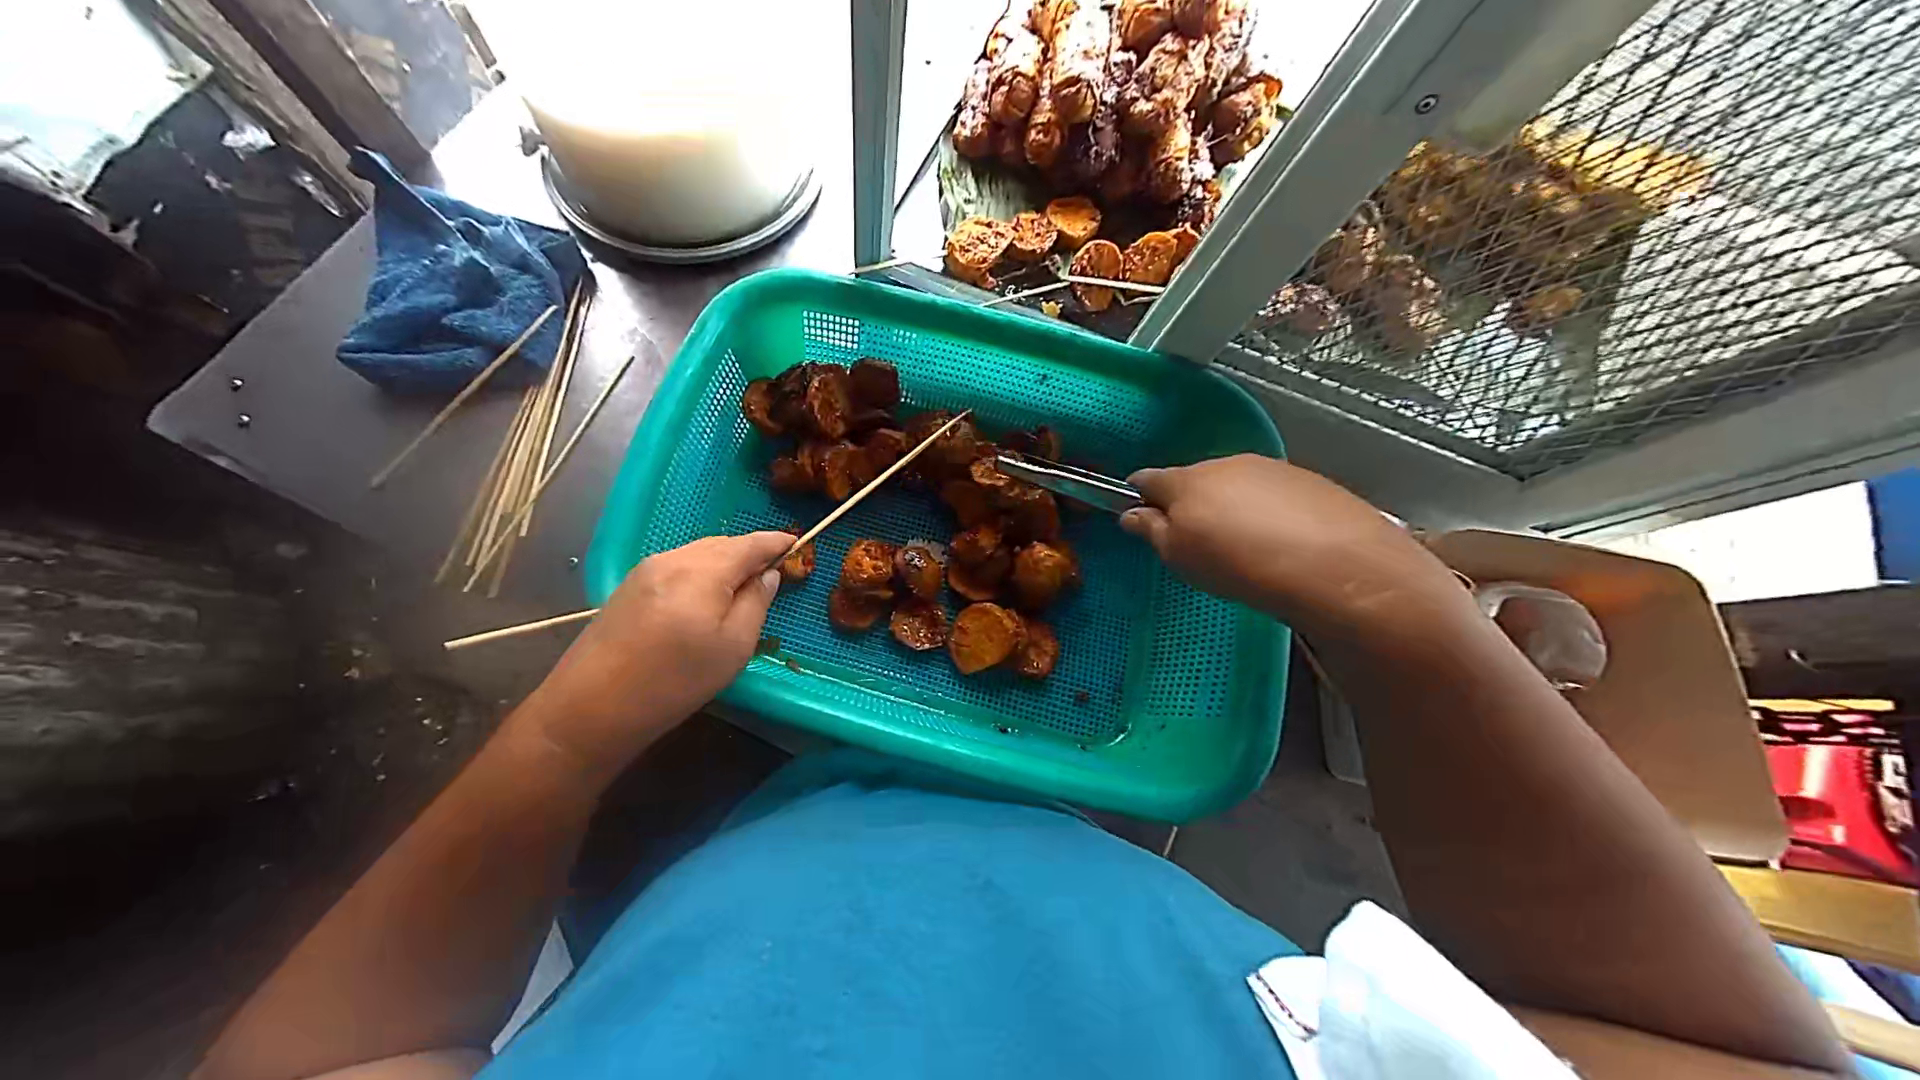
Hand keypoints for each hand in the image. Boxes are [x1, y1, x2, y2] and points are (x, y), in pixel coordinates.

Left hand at [522, 532, 792, 772]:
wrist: (593, 706)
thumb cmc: (675, 681)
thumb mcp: (733, 647)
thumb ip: (756, 603)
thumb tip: (768, 574)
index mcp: (703, 571)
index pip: (750, 544)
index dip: (777, 542)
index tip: (798, 542)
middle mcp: (674, 559)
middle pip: (723, 544)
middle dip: (751, 551)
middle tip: (775, 567)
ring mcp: (647, 570)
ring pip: (700, 553)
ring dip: (726, 561)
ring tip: (744, 582)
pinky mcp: (630, 585)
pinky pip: (680, 565)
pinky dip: (703, 570)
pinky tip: (708, 593)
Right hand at [1120, 455, 1468, 641]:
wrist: (1338, 568)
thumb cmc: (1240, 565)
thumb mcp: (1180, 557)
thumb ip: (1151, 531)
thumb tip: (1132, 513)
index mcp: (1187, 479)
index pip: (1148, 477)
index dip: (1139, 495)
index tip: (1141, 515)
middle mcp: (1228, 463)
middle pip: (1195, 480)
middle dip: (1189, 504)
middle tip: (1197, 544)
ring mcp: (1273, 469)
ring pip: (1236, 485)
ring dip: (1231, 507)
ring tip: (1245, 549)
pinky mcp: (1311, 482)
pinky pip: (1273, 495)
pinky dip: (1268, 513)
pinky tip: (1282, 545)